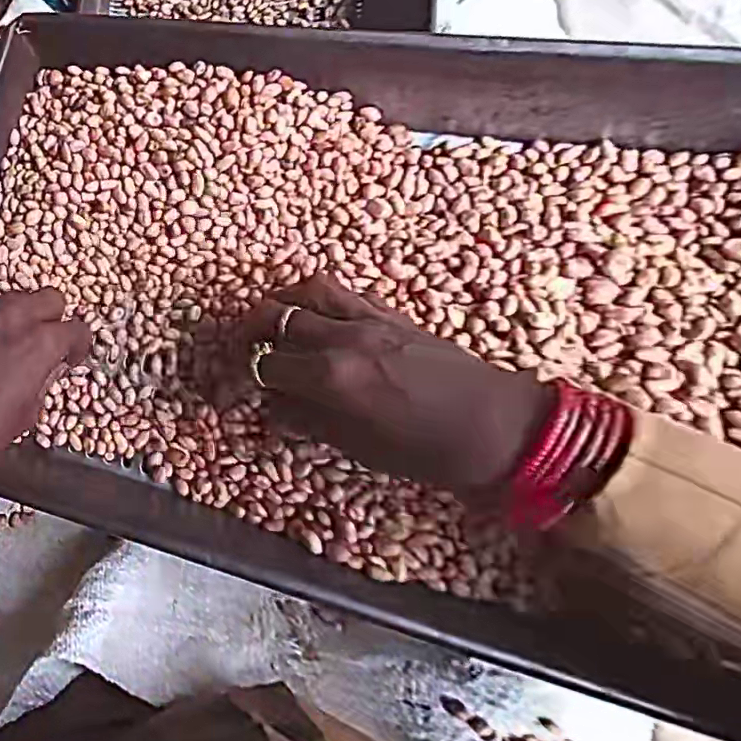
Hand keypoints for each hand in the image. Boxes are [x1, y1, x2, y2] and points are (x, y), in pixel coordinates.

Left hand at [0, 290, 92, 479]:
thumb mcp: (28, 411)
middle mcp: (11, 318)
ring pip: (16, 299)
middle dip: (55, 319)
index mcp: (39, 342)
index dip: (78, 345)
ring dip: (24, 317)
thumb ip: (44, 378)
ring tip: (17, 347)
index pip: (76, 328)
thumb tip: (50, 367)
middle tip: (49, 344)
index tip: (72, 356)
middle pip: (50, 298)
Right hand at [245, 274, 552, 493]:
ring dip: (281, 302)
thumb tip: (273, 402)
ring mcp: (371, 321)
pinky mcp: (393, 316)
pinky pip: (345, 294)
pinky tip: (316, 320)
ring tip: (272, 321)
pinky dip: (319, 300)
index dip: (245, 377)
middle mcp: (344, 338)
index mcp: (331, 376)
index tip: (237, 388)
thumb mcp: (355, 445)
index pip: (266, 365)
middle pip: (275, 316)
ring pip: (308, 289)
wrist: (503, 429)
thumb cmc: (426, 451)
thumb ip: (305, 417)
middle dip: (249, 332)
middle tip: (243, 349)